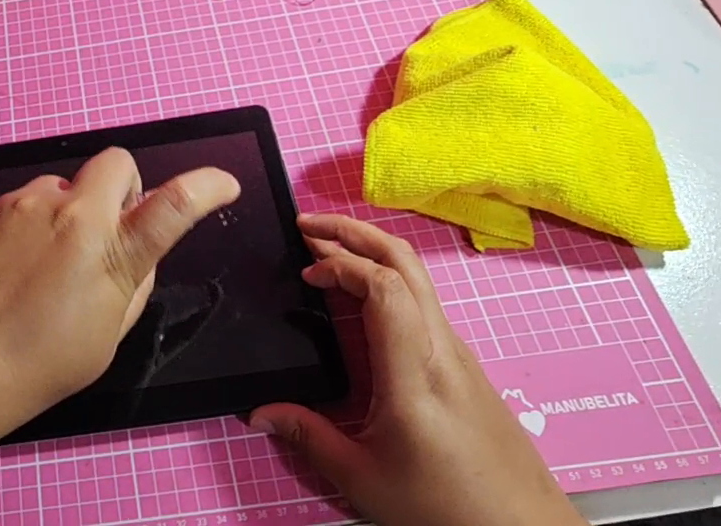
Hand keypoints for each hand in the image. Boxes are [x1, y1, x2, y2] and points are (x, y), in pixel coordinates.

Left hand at [0, 147, 240, 448]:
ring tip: (43, 266)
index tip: (223, 183)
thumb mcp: (102, 340)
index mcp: (108, 256)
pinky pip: (28, 201)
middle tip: (108, 230)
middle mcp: (70, 215)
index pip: (172, 207)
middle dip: (123, 187)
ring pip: (65, 188)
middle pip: (117, 162)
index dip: (205, 188)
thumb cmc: (29, 369)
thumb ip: (131, 285)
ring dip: (69, 213)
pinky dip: (33, 224)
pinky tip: (12, 266)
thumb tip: (137, 254)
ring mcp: (26, 204)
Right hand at [250, 214, 583, 525]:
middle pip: (403, 260)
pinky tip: (359, 295)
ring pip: (415, 275)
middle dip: (351, 230)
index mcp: (414, 370)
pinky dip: (384, 275)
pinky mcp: (462, 362)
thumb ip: (308, 437)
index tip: (306, 273)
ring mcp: (456, 350)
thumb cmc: (446, 508)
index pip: (385, 285)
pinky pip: (421, 298)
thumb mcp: (363, 479)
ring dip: (368, 249)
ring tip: (326, 249)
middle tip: (306, 224)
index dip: (341, 263)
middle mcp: (440, 346)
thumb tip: (258, 413)